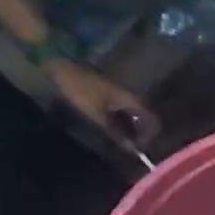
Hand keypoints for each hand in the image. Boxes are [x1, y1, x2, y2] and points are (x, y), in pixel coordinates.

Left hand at [44, 59, 161, 148]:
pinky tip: (111, 129)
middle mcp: (131, 96)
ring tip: (120, 141)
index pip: (154, 122)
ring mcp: (120, 93)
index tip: (138, 149)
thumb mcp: (98, 116)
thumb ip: (117, 134)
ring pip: (133, 116)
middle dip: (140, 135)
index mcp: (133, 101)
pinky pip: (122, 110)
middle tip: (129, 148)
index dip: (150, 137)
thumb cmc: (81, 90)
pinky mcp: (110, 93)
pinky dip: (120, 122)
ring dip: (130, 129)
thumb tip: (133, 150)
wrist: (60, 64)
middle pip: (145, 119)